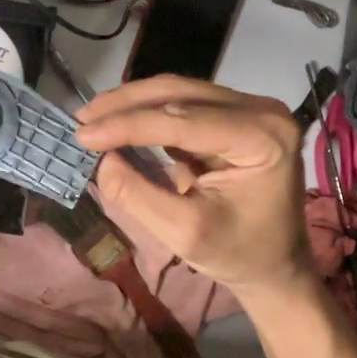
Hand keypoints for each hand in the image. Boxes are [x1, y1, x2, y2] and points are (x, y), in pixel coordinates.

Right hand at [74, 75, 308, 298]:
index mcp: (263, 138)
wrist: (275, 266)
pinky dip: (146, 111)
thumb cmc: (238, 254)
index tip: (83, 135)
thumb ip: (139, 194)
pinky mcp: (234, 114)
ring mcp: (251, 108)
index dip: (128, 125)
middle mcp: (262, 111)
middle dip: (125, 105)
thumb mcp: (183, 232)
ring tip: (91, 118)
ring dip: (131, 103)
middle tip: (81, 120)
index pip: (182, 121)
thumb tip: (102, 160)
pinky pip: (183, 102)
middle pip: (179, 94)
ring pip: (177, 91)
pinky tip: (116, 120)